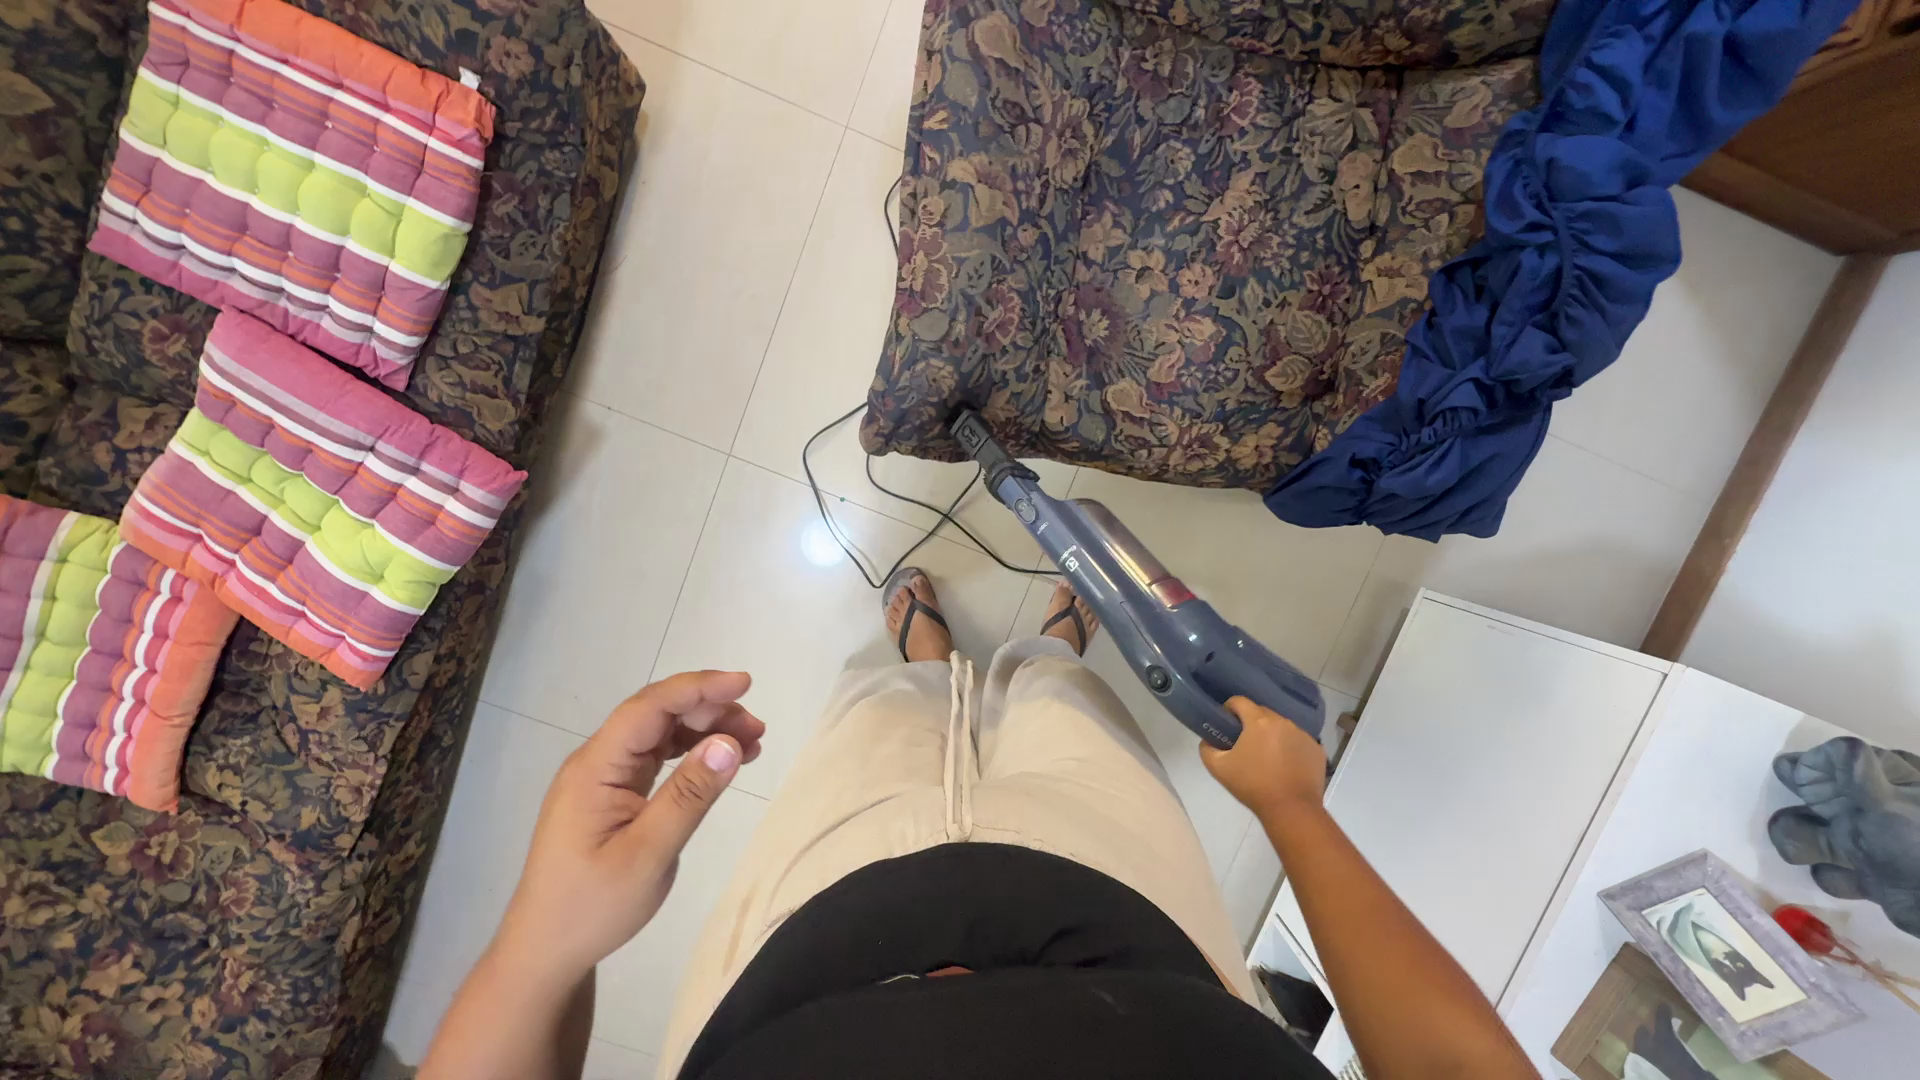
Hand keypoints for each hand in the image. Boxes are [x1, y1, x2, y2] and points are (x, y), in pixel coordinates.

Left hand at [489, 670, 765, 987]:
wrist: (546, 953)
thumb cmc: (593, 906)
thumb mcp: (649, 854)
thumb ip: (689, 795)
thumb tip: (729, 742)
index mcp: (596, 767)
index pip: (651, 706)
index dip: (699, 688)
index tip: (746, 683)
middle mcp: (597, 762)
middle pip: (658, 714)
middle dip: (710, 710)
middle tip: (757, 729)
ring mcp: (605, 779)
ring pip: (661, 734)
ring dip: (705, 730)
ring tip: (752, 743)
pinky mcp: (614, 795)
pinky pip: (658, 758)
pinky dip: (692, 754)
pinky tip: (721, 764)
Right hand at [1200, 696, 1326, 818]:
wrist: (1292, 810)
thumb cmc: (1253, 786)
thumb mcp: (1218, 768)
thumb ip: (1207, 748)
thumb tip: (1209, 740)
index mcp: (1259, 722)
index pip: (1239, 701)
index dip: (1229, 709)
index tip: (1226, 725)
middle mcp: (1283, 722)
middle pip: (1262, 713)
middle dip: (1251, 723)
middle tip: (1244, 744)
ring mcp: (1303, 735)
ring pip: (1281, 727)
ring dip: (1272, 735)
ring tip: (1267, 758)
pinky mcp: (1317, 749)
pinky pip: (1298, 741)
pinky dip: (1290, 748)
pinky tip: (1285, 767)